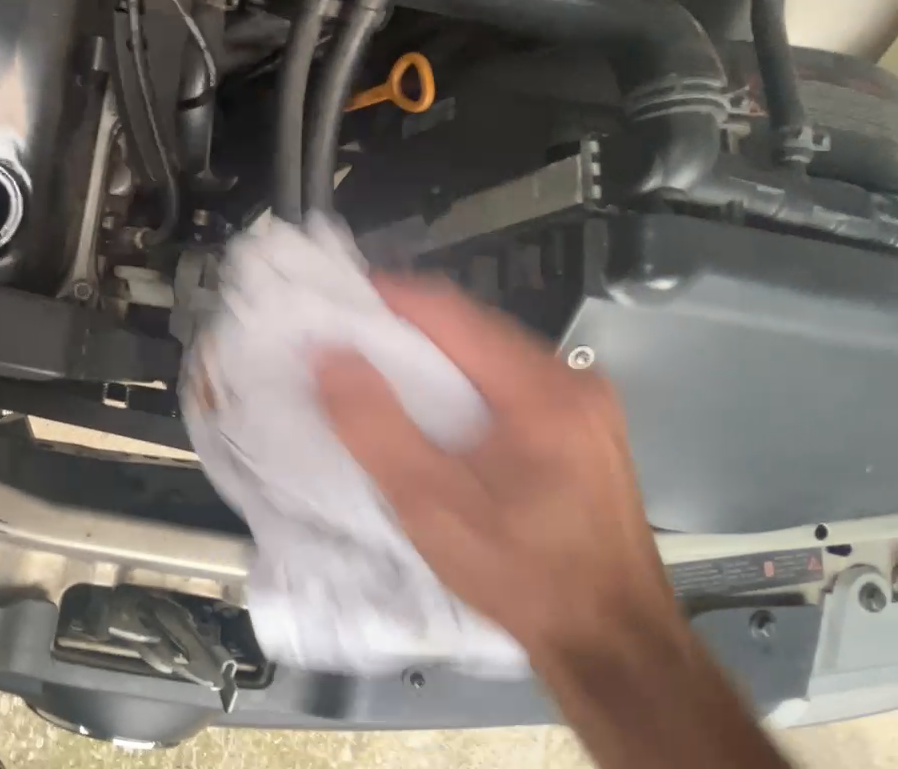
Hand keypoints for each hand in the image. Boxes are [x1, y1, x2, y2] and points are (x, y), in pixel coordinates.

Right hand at [315, 277, 679, 664]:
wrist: (613, 643)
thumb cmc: (517, 570)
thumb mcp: (427, 500)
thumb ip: (373, 422)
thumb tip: (328, 352)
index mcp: (539, 390)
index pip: (448, 311)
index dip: (384, 297)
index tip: (330, 302)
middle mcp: (570, 381)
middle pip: (469, 325)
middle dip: (400, 325)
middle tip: (341, 338)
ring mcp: (583, 404)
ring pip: (485, 350)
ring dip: (426, 351)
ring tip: (371, 368)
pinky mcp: (581, 428)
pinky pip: (502, 378)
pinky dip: (454, 377)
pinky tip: (426, 405)